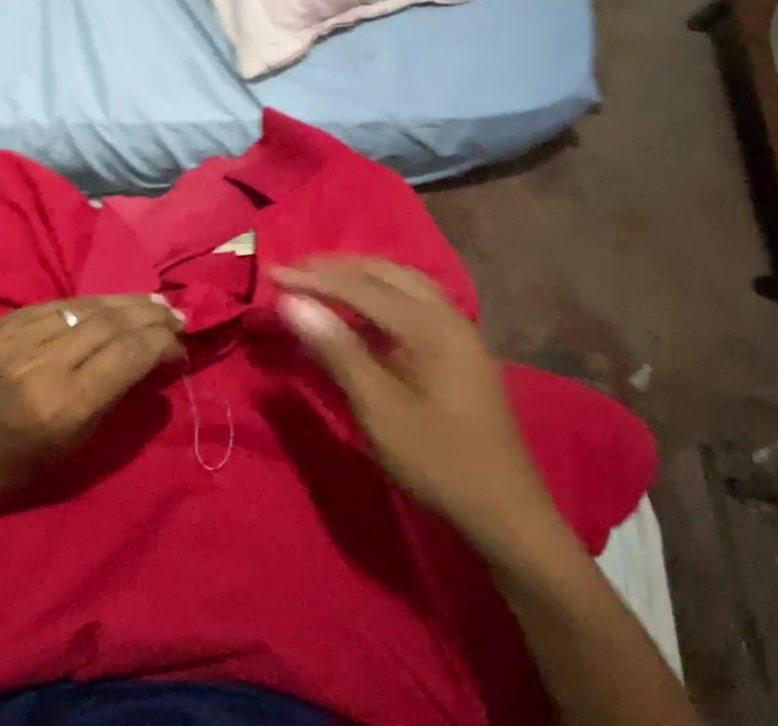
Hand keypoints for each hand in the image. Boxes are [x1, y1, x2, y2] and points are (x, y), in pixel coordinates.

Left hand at [0, 294, 185, 517]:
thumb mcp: (78, 444)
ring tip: (155, 305)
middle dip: (150, 318)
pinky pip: (57, 306)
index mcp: (63, 403)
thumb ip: (117, 397)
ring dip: (126, 303)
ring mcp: (16, 338)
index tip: (181, 349)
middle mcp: (40, 363)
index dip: (162, 344)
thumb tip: (157, 360)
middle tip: (178, 318)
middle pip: (110, 324)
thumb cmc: (21, 465)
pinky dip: (90, 305)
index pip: (128, 355)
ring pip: (85, 307)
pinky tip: (111, 306)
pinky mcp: (2, 324)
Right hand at [274, 258, 558, 551]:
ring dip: (360, 275)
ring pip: (404, 282)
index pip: (360, 287)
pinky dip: (381, 292)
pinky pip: (416, 299)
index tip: (273, 274)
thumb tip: (292, 303)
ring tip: (321, 281)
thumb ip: (336, 351)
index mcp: (429, 327)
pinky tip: (362, 308)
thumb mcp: (379, 410)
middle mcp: (448, 316)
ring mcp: (459, 331)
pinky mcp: (460, 349)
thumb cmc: (436, 461)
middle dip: (337, 268)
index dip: (313, 278)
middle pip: (386, 272)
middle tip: (293, 273)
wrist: (505, 510)